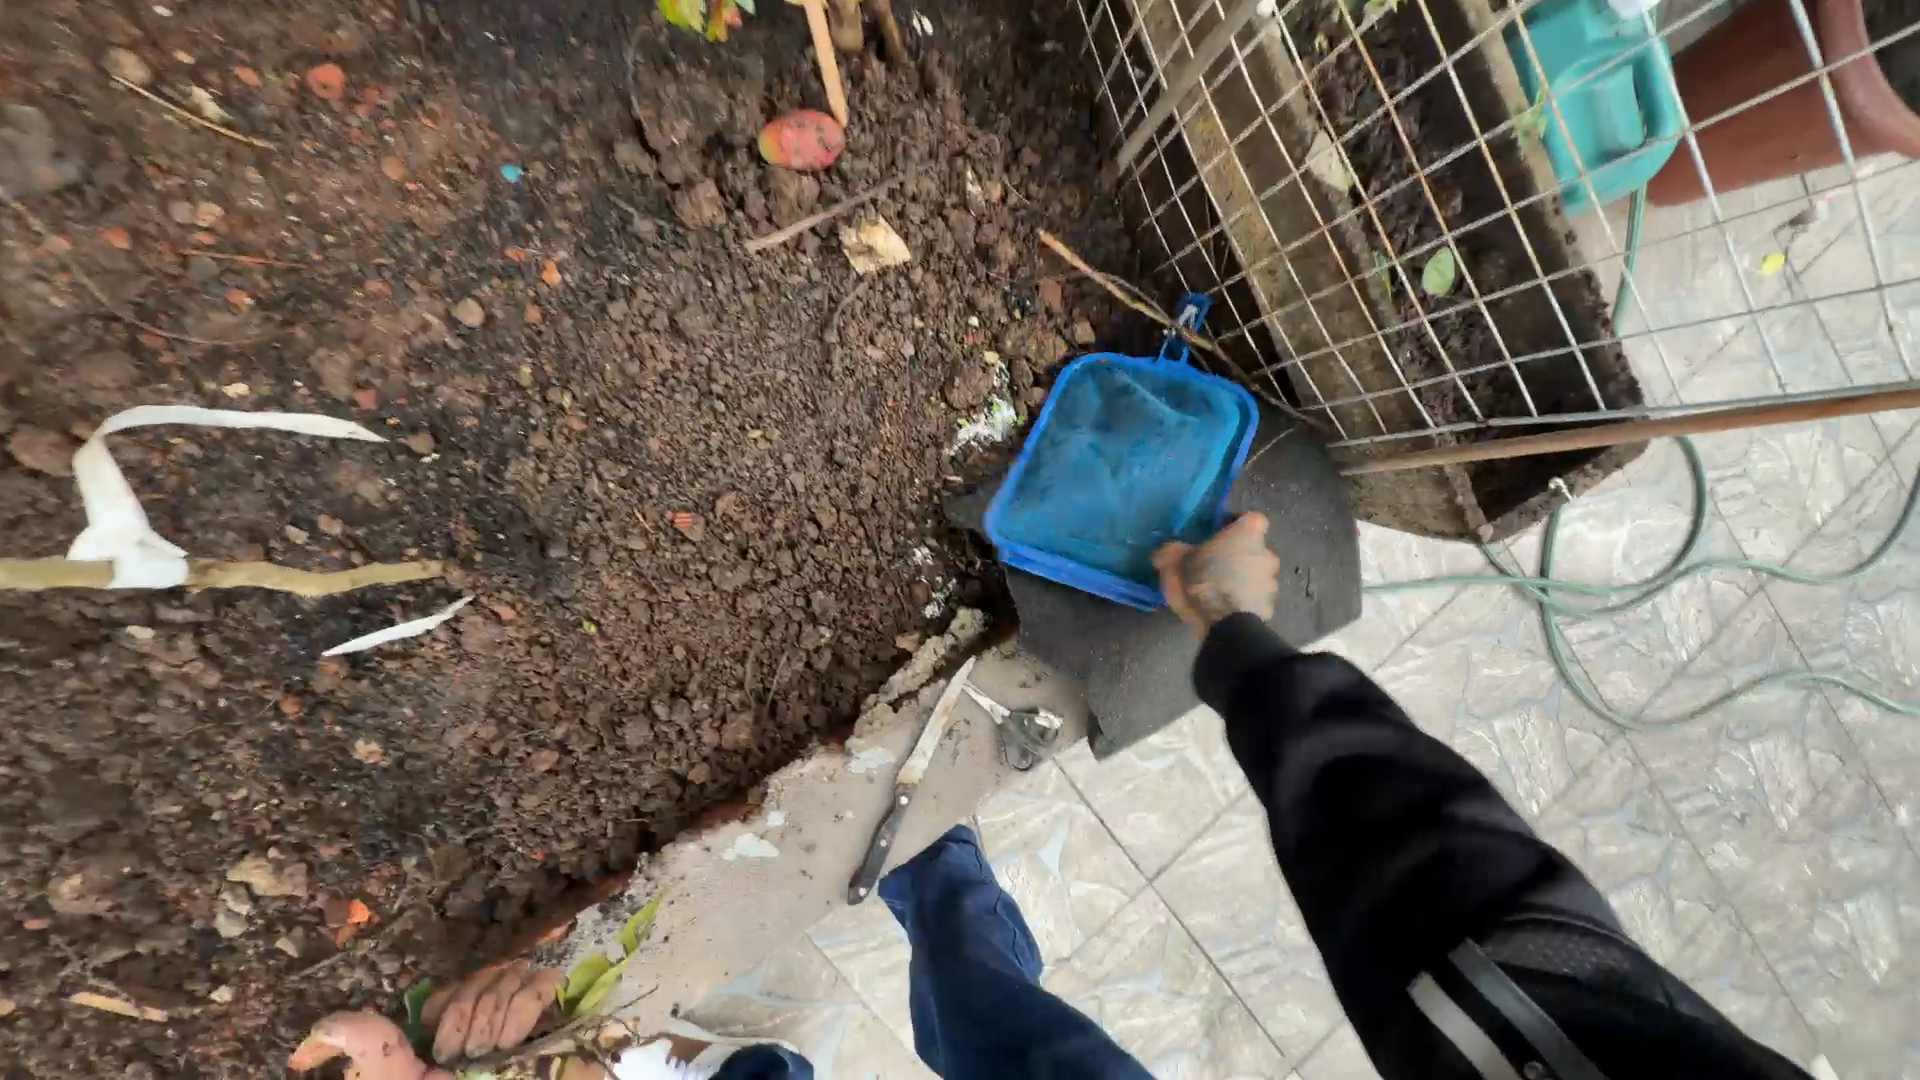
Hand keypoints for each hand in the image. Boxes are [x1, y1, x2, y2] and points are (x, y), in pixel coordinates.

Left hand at [290, 963, 571, 1079]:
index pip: (453, 986)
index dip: (443, 1005)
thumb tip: (318, 1029)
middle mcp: (494, 1016)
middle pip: (482, 973)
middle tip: (463, 1056)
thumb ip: (374, 1050)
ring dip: (495, 1018)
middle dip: (467, 1016)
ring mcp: (529, 1011)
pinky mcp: (560, 1010)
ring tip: (493, 1053)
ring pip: (511, 972)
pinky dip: (525, 1008)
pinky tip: (515, 1040)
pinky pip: (543, 980)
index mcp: (455, 1034)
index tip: (433, 1039)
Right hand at [1153, 513, 1279, 636]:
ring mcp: (1271, 583)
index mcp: (1247, 534)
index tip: (1219, 533)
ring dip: (1239, 580)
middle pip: (1252, 549)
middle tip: (1212, 565)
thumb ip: (1172, 551)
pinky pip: (1253, 599)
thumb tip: (1167, 551)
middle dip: (1235, 555)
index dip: (1236, 525)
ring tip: (1216, 592)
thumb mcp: (1173, 561)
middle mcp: (1266, 554)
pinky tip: (1223, 610)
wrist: (1226, 625)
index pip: (1251, 518)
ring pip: (1254, 575)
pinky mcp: (1269, 608)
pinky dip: (1241, 602)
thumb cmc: (1203, 582)